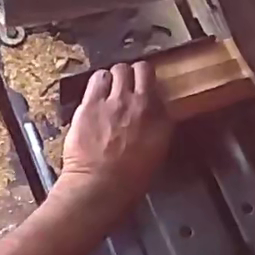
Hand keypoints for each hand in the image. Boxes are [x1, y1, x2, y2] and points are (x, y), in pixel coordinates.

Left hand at [55, 61, 170, 209]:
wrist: (101, 185)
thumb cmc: (130, 180)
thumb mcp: (156, 154)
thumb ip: (158, 129)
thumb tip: (153, 118)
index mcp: (163, 121)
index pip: (161, 90)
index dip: (152, 89)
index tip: (147, 94)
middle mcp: (143, 105)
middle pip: (143, 70)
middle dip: (136, 74)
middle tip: (129, 84)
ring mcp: (116, 101)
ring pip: (119, 69)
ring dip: (116, 76)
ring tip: (111, 88)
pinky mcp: (92, 102)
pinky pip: (97, 78)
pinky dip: (99, 81)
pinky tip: (97, 91)